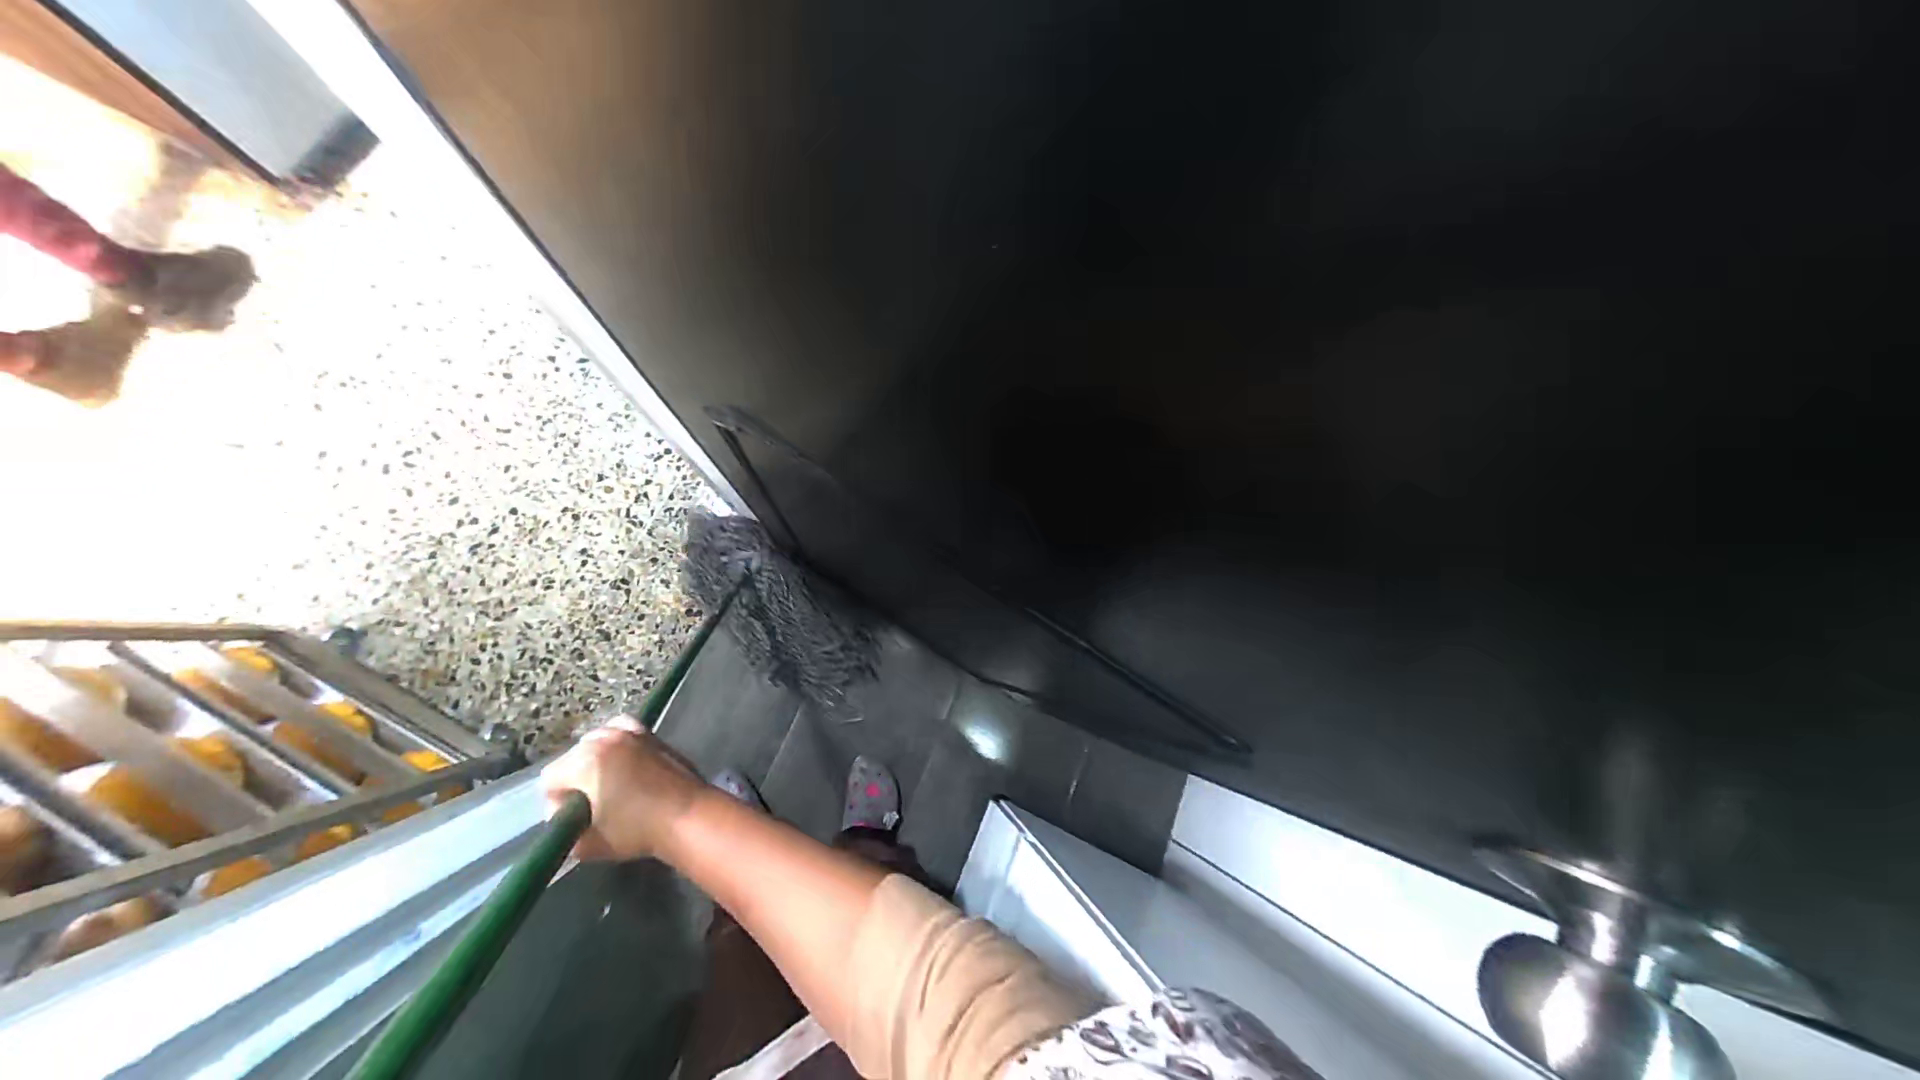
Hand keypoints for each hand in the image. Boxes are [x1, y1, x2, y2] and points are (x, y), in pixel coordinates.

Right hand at [540, 715, 706, 860]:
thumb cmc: (636, 830)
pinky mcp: (650, 734)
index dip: (555, 801)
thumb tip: (566, 818)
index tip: (572, 817)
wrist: (687, 814)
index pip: (550, 778)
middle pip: (573, 756)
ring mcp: (630, 733)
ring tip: (607, 783)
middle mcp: (605, 740)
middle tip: (589, 803)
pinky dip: (616, 739)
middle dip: (574, 779)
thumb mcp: (588, 844)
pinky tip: (622, 759)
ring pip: (596, 739)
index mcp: (584, 762)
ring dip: (594, 759)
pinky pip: (622, 728)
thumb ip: (565, 830)